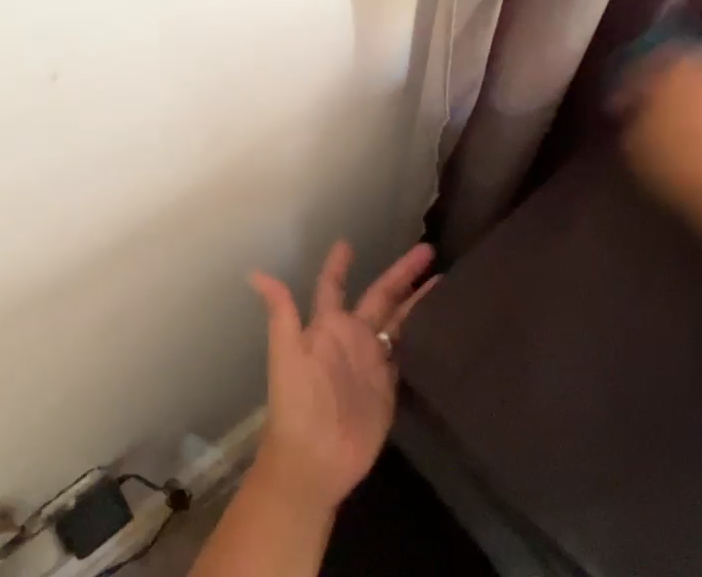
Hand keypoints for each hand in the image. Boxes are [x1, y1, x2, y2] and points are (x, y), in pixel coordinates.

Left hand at [247, 241, 438, 510]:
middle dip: (401, 274)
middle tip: (427, 250)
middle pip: (380, 297)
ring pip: (400, 322)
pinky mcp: (390, 386)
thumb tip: (255, 273)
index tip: (347, 242)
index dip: (339, 265)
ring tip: (446, 279)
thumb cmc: (297, 405)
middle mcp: (352, 338)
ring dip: (419, 302)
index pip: (333, 287)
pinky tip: (445, 322)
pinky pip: (410, 354)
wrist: (314, 461)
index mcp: (327, 327)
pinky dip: (426, 337)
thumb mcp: (286, 354)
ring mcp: (373, 362)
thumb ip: (281, 312)